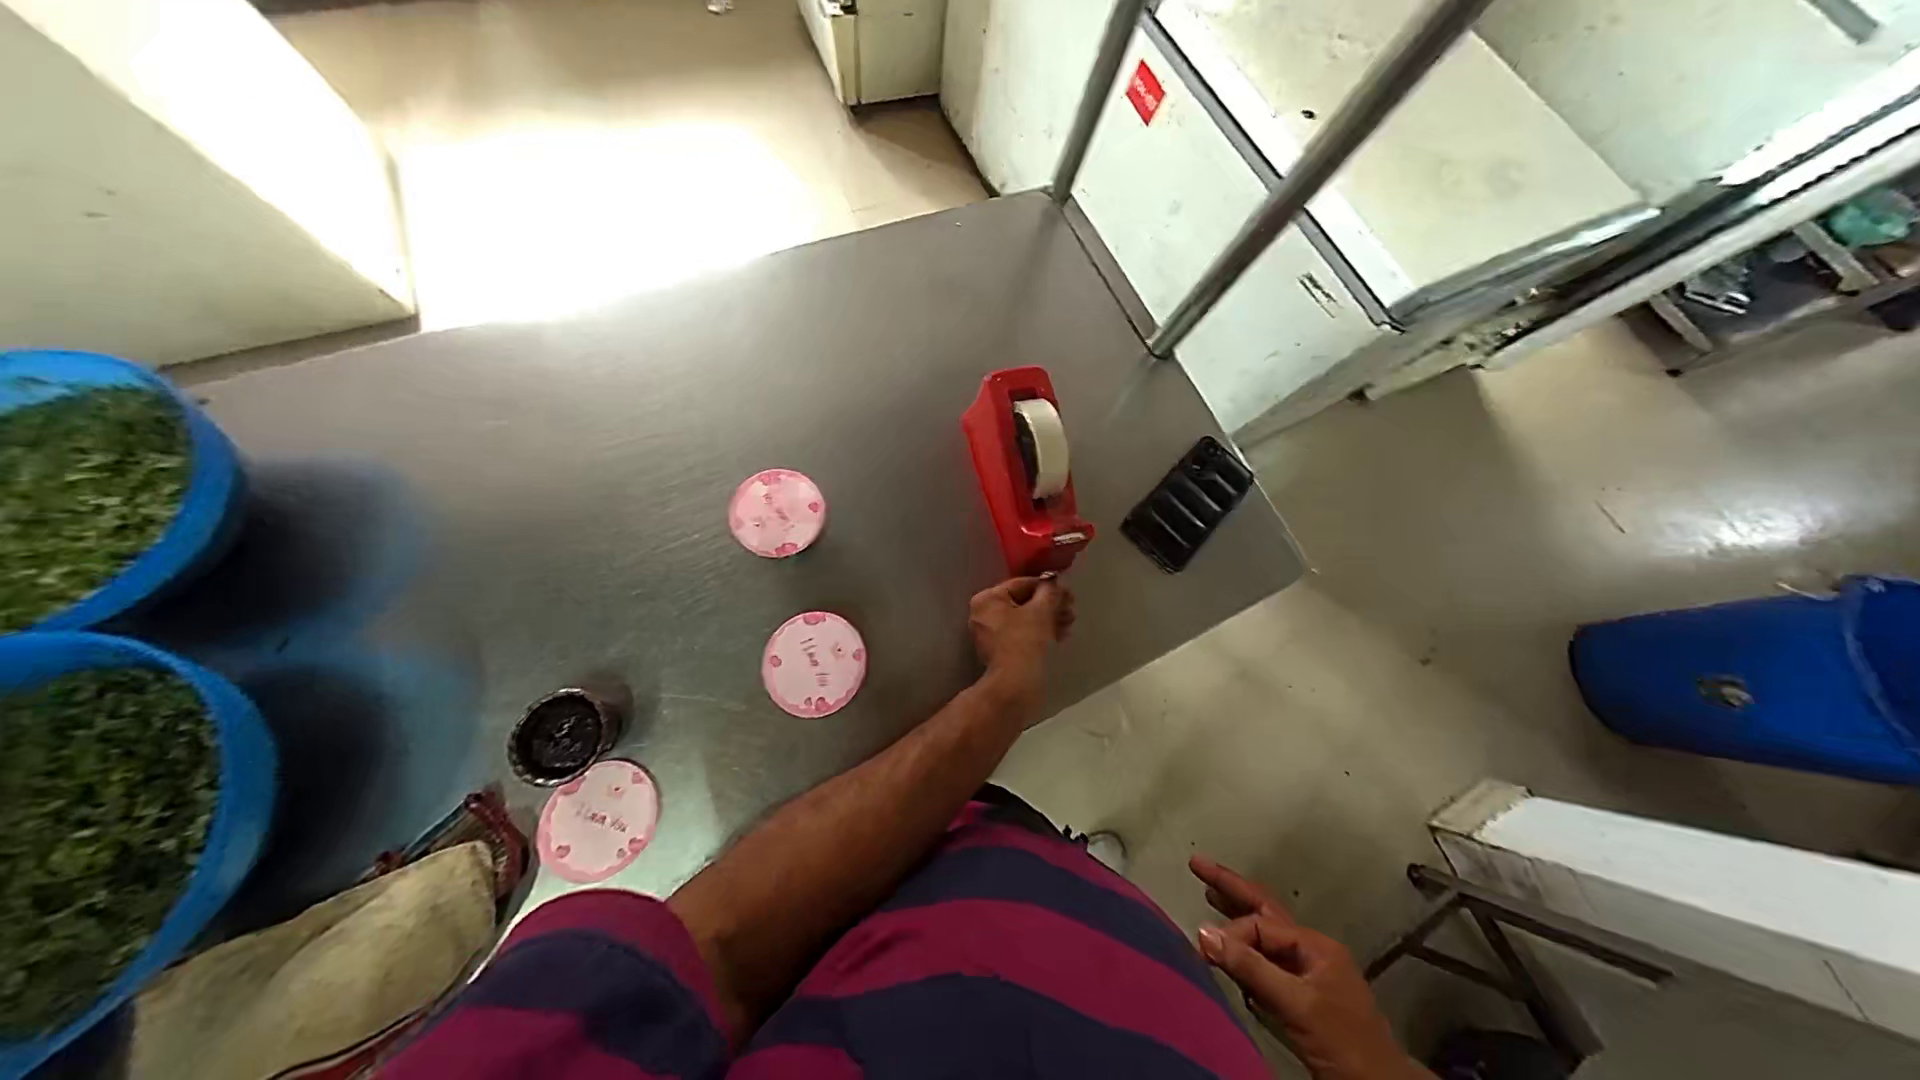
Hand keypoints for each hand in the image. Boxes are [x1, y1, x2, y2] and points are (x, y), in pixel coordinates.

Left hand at [969, 575, 1074, 709]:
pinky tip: (1060, 635)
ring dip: (1048, 618)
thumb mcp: (1041, 611)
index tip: (1068, 592)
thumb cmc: (1025, 641)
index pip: (1022, 584)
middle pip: (1023, 602)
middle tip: (1071, 609)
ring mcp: (990, 633)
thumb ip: (1049, 592)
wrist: (1015, 685)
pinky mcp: (1001, 650)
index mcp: (987, 599)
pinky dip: (1040, 632)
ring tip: (1069, 623)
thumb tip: (1054, 581)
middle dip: (1050, 605)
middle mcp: (984, 613)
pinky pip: (1022, 633)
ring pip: (1024, 619)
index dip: (1048, 587)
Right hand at [1190, 856, 1431, 1079]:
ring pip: (1264, 935)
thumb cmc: (1343, 1042)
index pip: (1259, 925)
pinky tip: (1230, 948)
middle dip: (1230, 888)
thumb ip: (1250, 967)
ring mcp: (1306, 974)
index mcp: (1314, 946)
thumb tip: (1203, 932)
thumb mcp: (1296, 1004)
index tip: (1205, 952)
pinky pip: (1265, 962)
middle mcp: (1309, 951)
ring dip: (1236, 914)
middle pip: (1263, 911)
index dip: (1230, 934)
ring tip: (1209, 892)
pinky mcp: (1301, 998)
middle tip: (1197, 864)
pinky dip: (1245, 949)